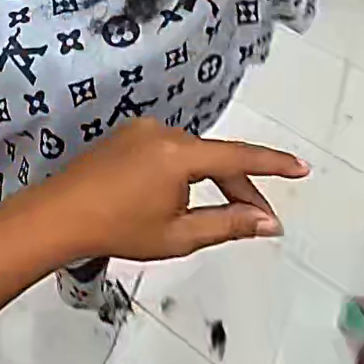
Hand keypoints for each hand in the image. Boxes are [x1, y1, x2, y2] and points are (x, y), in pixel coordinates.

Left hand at [26, 118, 307, 261]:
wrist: (62, 213)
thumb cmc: (120, 228)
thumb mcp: (179, 234)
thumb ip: (228, 224)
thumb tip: (268, 221)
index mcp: (177, 152)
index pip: (236, 156)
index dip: (272, 163)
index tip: (301, 167)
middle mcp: (161, 131)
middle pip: (213, 157)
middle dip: (239, 187)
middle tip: (260, 220)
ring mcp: (140, 129)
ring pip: (190, 154)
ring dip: (210, 179)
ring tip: (223, 212)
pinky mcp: (125, 135)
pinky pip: (167, 149)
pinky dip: (185, 170)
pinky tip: (184, 195)